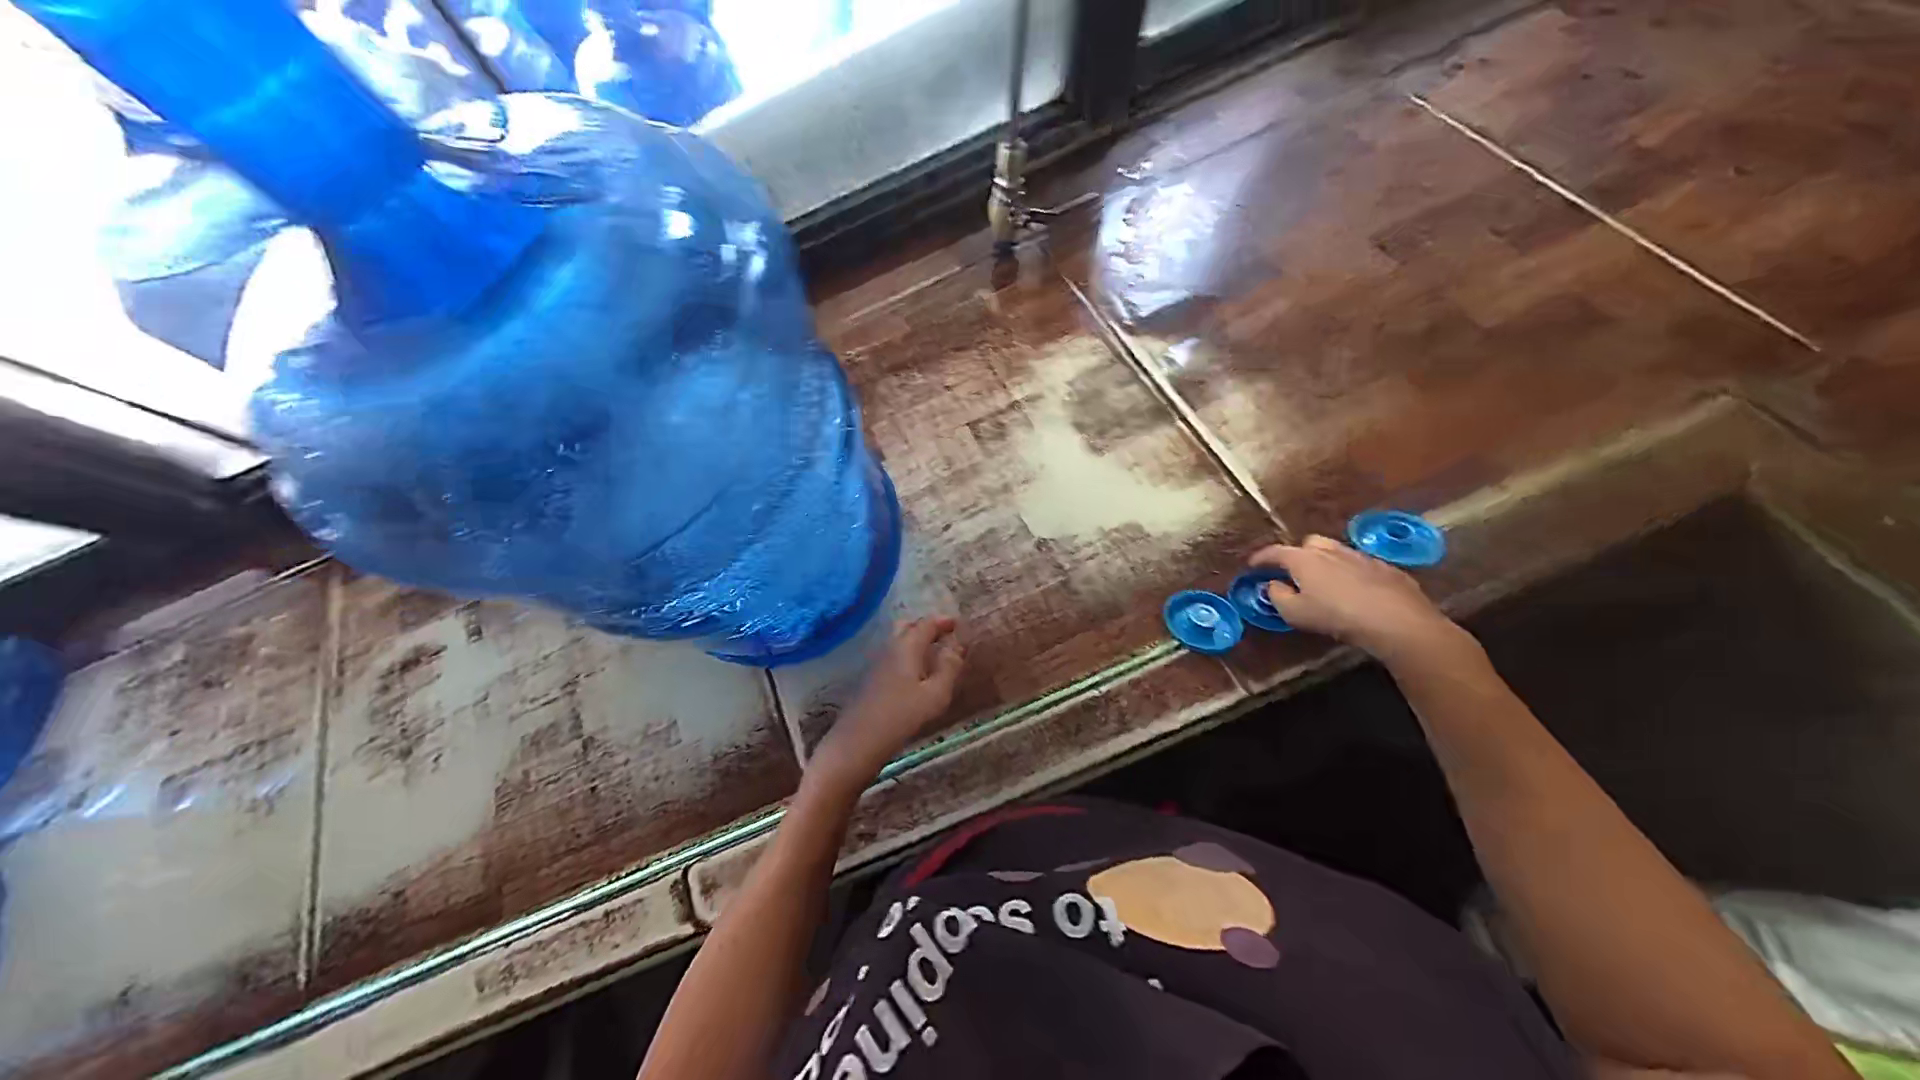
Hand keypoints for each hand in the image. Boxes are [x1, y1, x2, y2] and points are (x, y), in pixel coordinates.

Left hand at [810, 617, 965, 786]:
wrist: (857, 742)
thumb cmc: (901, 717)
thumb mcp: (935, 695)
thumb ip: (949, 668)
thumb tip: (957, 646)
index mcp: (907, 646)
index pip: (926, 624)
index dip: (943, 622)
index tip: (958, 624)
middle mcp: (889, 648)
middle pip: (907, 626)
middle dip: (926, 627)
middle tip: (945, 635)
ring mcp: (876, 663)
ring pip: (897, 642)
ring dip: (915, 641)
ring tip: (933, 653)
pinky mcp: (870, 680)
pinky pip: (892, 656)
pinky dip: (907, 655)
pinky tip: (915, 673)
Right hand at [1249, 535, 1466, 661]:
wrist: (1396, 620)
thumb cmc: (1336, 615)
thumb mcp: (1295, 613)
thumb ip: (1277, 596)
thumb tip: (1274, 585)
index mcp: (1304, 559)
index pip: (1275, 552)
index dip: (1261, 558)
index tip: (1252, 565)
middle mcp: (1331, 550)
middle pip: (1309, 543)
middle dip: (1298, 554)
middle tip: (1294, 573)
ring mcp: (1361, 556)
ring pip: (1337, 552)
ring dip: (1327, 562)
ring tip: (1326, 582)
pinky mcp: (1385, 568)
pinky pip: (1361, 565)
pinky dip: (1352, 573)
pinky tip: (1356, 590)